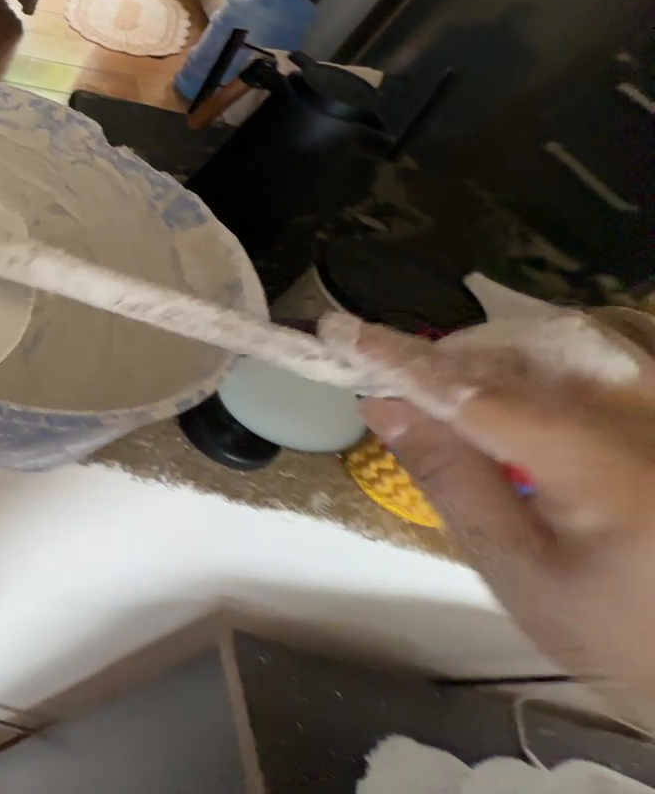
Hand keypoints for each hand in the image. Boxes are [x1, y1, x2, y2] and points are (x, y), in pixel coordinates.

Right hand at [321, 311, 654, 721]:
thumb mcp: (514, 568)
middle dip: (452, 357)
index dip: (407, 362)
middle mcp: (652, 433)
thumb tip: (382, 405)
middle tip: (389, 369)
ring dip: (499, 359)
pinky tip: (515, 396)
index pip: (484, 396)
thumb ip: (449, 478)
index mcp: (611, 474)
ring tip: (447, 386)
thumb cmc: (615, 635)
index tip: (344, 333)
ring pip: (574, 357)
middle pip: (532, 362)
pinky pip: (612, 376)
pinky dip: (548, 374)